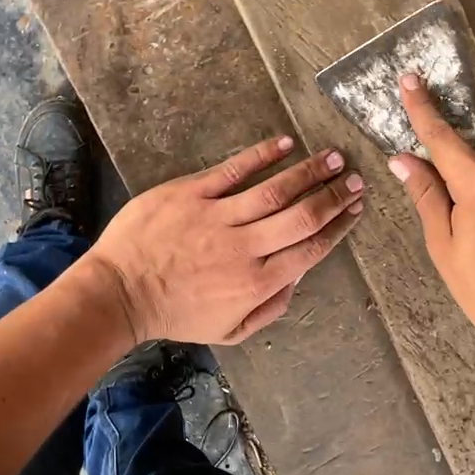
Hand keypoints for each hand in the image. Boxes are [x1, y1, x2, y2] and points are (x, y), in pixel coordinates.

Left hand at [85, 136, 363, 345]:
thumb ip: (270, 308)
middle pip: (302, 216)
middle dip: (335, 196)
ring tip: (334, 158)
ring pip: (276, 190)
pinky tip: (286, 143)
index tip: (356, 209)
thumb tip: (299, 277)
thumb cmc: (174, 313)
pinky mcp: (193, 193)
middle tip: (357, 179)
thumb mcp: (228, 330)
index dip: (338, 226)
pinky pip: (235, 170)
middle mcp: (244, 248)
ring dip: (310, 172)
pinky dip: (263, 155)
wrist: (117, 293)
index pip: (310, 248)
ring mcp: (218, 218)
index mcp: (256, 283)